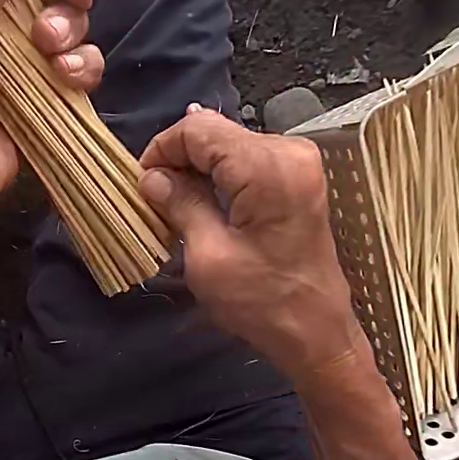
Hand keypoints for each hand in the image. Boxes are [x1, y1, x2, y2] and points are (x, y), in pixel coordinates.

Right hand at [138, 105, 368, 384]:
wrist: (315, 330)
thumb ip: (181, 204)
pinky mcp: (300, 177)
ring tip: (176, 202)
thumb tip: (152, 177)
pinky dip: (221, 175)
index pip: (199, 129)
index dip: (162, 148)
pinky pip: (248, 160)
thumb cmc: (262, 301)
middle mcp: (289, 151)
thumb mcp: (209, 256)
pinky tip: (204, 200)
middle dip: (179, 159)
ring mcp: (299, 162)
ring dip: (198, 168)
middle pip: (216, 132)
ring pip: (230, 144)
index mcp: (267, 167)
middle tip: (155, 196)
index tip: (142, 181)